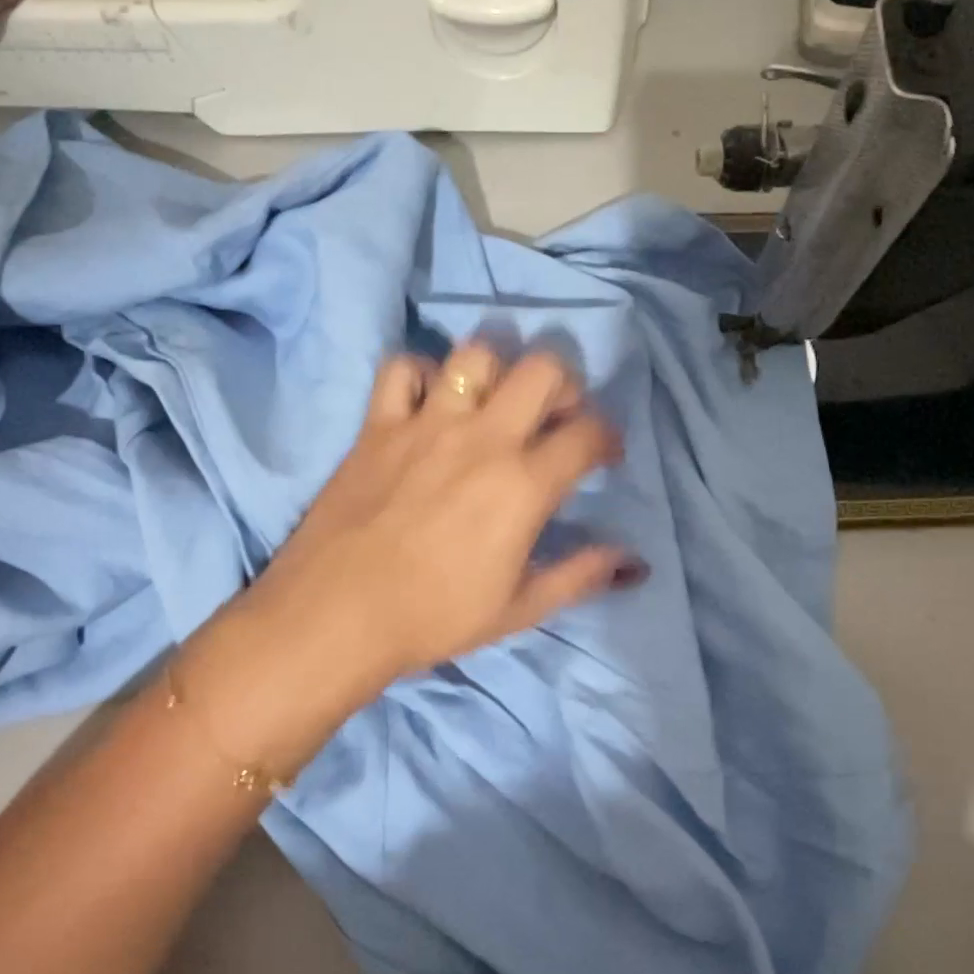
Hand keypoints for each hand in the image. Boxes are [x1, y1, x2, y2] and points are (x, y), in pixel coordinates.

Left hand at [183, 343, 639, 758]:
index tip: (605, 456)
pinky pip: (402, 368)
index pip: (588, 434)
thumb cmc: (435, 618)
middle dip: (565, 384)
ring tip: (495, 402)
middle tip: (557, 416)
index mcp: (524, 484)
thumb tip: (637, 563)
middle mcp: (483, 438)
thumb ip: (581, 575)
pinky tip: (428, 403)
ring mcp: (426, 424)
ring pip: (475, 355)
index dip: (608, 439)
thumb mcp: (520, 608)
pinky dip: (422, 375)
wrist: (336, 616)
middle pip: (543, 370)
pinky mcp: (378, 425)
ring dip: (498, 370)